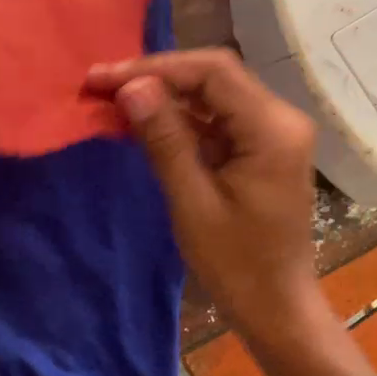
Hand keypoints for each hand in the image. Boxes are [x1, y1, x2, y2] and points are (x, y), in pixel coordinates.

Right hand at [87, 50, 319, 338]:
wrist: (276, 307)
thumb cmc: (236, 263)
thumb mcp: (192, 202)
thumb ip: (164, 140)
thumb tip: (131, 88)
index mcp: (272, 129)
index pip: (212, 72)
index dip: (154, 68)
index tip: (104, 79)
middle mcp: (278, 119)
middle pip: (211, 76)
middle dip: (152, 76)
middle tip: (98, 84)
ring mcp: (269, 132)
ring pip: (208, 94)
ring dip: (159, 95)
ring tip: (108, 99)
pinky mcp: (256, 147)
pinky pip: (212, 118)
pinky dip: (174, 117)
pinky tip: (136, 121)